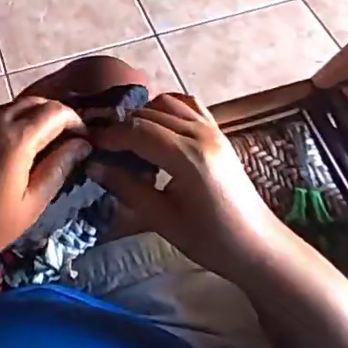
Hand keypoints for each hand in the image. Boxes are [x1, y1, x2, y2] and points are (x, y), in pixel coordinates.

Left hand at [0, 96, 89, 268]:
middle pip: (39, 102)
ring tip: (51, 144)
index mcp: (18, 137)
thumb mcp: (30, 204)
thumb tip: (81, 145)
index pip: (57, 112)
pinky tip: (24, 146)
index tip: (86, 141)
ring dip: (39, 116)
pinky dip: (20, 120)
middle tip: (72, 141)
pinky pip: (2, 113)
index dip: (77, 121)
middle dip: (59, 115)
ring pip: (19, 105)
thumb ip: (58, 168)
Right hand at [89, 93, 297, 279]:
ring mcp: (212, 128)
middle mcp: (200, 133)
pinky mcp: (218, 130)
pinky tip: (157, 128)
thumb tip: (94, 166)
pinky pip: (187, 104)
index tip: (90, 147)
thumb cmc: (211, 240)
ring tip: (130, 141)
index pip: (137, 131)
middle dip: (122, 126)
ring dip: (143, 115)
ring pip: (166, 103)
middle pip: (149, 114)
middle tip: (104, 148)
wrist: (257, 244)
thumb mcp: (163, 220)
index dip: (110, 136)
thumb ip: (128, 188)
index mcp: (187, 157)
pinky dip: (167, 108)